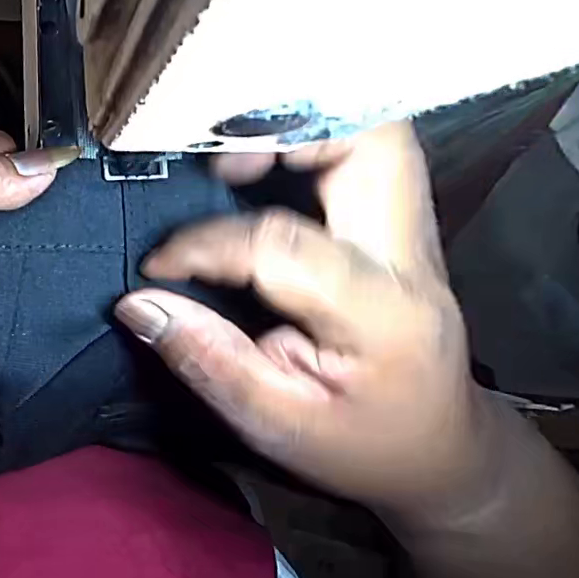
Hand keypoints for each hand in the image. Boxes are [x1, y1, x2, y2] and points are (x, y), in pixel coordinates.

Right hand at [114, 122, 502, 527]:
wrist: (441, 448)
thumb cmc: (360, 445)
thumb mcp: (275, 425)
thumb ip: (208, 359)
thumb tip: (137, 304)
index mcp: (380, 315)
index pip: (283, 244)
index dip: (204, 245)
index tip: (158, 266)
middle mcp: (408, 256)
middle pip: (370, 140)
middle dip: (282, 133)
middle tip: (215, 169)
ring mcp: (413, 233)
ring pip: (373, 132)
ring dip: (298, 129)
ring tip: (233, 163)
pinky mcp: (400, 225)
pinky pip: (359, 155)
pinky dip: (306, 144)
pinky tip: (262, 170)